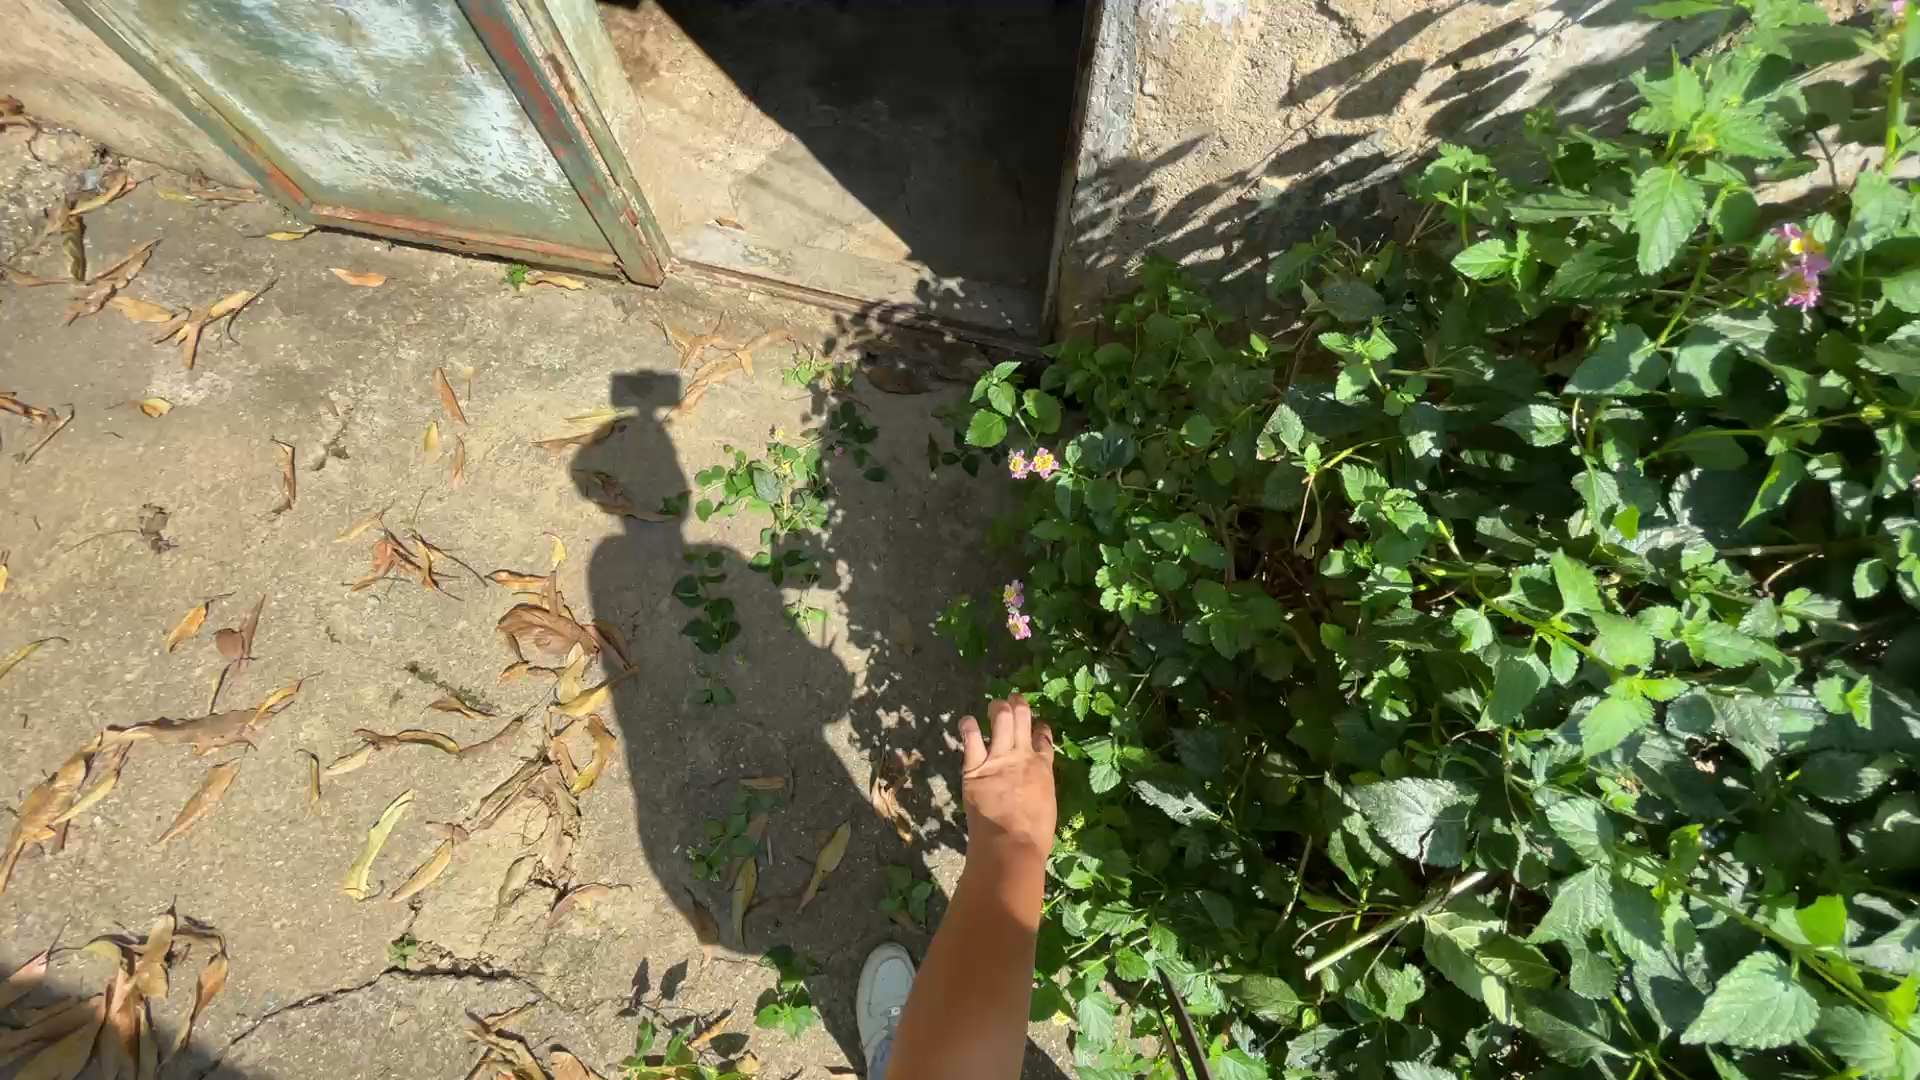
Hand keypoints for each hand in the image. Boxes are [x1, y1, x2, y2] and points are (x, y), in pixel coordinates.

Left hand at [956, 695, 1056, 865]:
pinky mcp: (975, 766)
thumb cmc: (1033, 835)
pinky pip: (971, 737)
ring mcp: (998, 758)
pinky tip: (966, 722)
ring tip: (994, 704)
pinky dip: (968, 726)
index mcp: (1042, 767)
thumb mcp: (1046, 805)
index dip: (1040, 728)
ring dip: (997, 707)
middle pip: (1022, 718)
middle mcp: (1022, 755)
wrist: (1011, 845)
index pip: (1043, 737)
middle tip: (1013, 699)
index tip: (1037, 724)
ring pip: (1000, 719)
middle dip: (1017, 704)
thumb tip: (1034, 787)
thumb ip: (1039, 787)